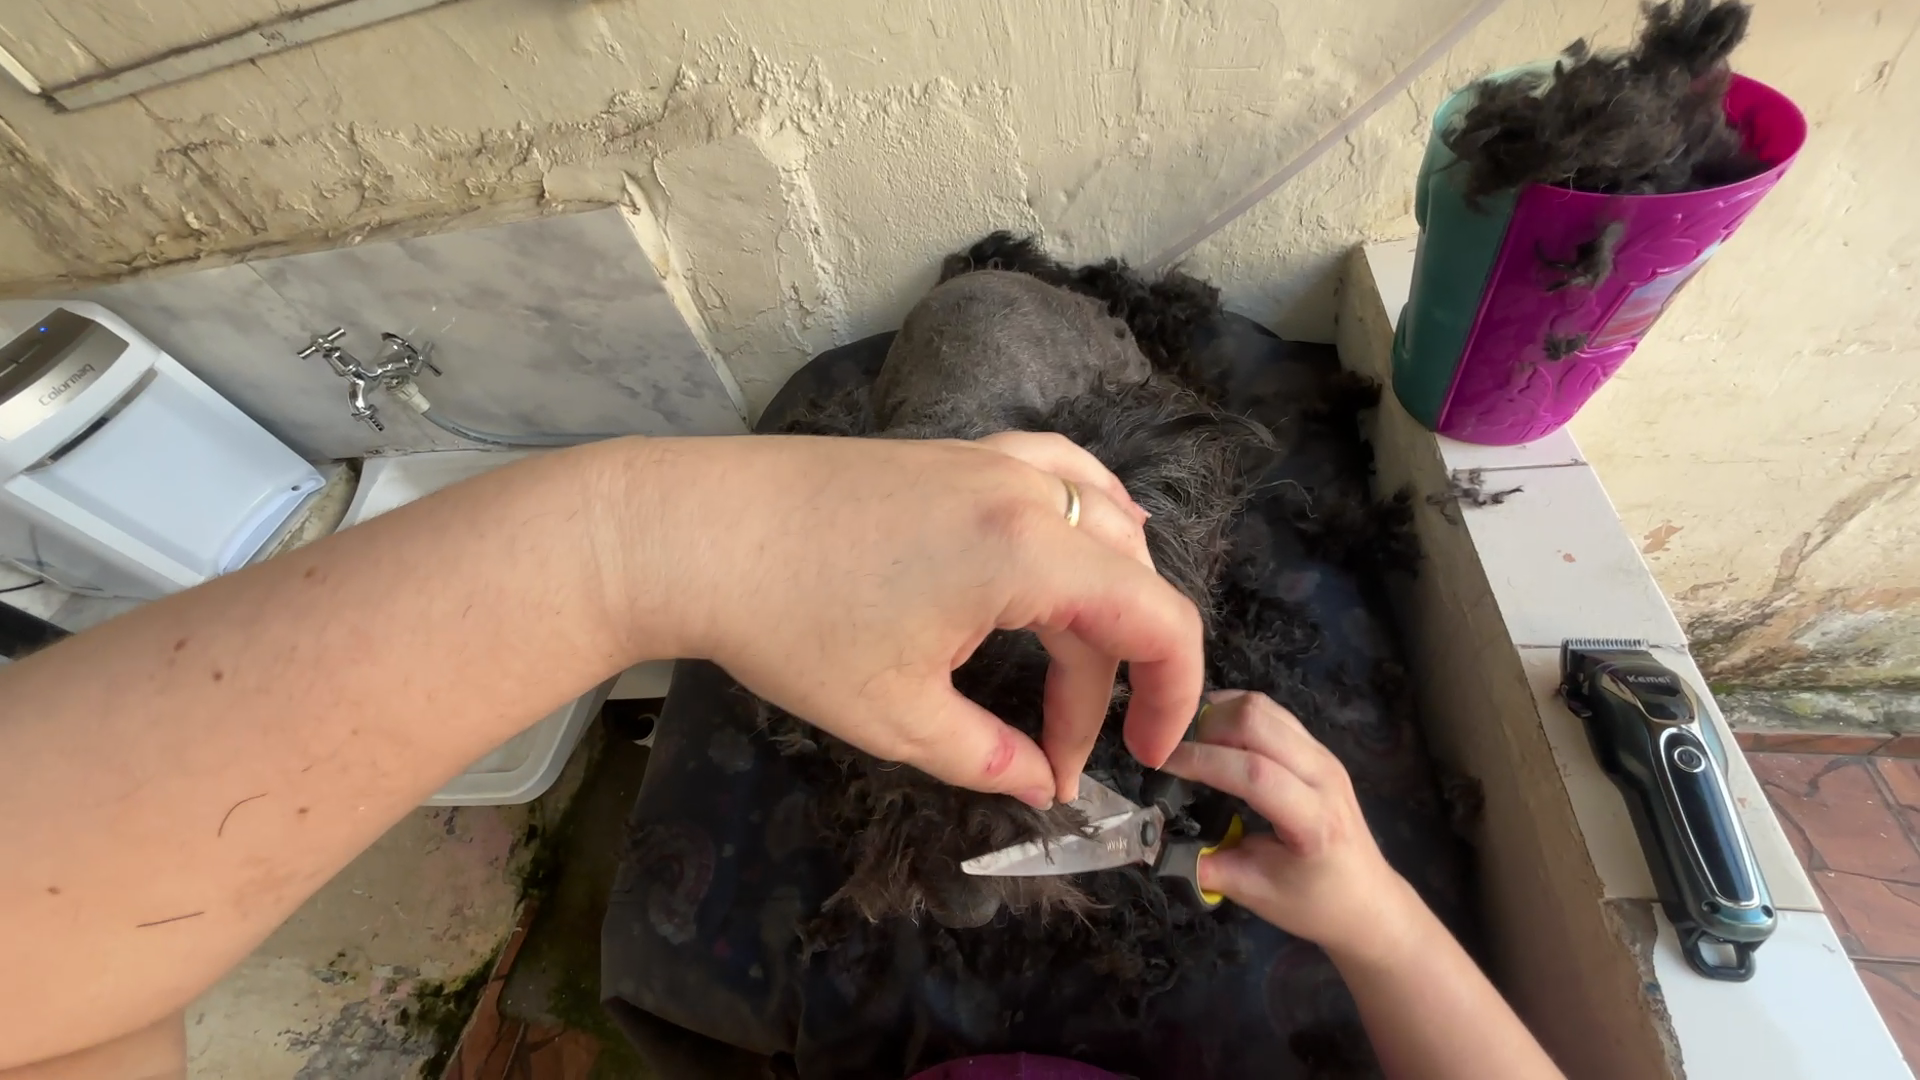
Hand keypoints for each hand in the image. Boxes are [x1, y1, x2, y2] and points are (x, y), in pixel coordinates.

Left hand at [620, 433, 1201, 806]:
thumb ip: (988, 758)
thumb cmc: (793, 626)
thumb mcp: (896, 715)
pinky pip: (1057, 472)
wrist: (697, 531)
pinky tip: (1078, 531)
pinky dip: (1087, 510)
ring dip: (1108, 598)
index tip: (1147, 756)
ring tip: (1097, 654)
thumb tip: (1040, 787)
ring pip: (1100, 522)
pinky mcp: (956, 453)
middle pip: (1121, 583)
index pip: (1159, 619)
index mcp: (1028, 552)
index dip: (1175, 695)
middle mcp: (1027, 491)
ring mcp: (991, 459)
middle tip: (1053, 745)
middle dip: (1106, 676)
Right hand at [1160, 691, 1419, 958]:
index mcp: (1313, 820)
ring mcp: (1322, 754)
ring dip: (1217, 713)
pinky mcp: (1314, 745)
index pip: (1254, 773)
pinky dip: (1232, 710)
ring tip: (1186, 736)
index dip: (1202, 761)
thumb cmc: (1313, 902)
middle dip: (1205, 726)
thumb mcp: (1254, 893)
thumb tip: (1152, 842)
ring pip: (1261, 707)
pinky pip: (1268, 709)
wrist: (1369, 902)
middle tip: (1171, 746)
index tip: (1160, 762)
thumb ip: (1203, 865)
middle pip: (1257, 722)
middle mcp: (1323, 776)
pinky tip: (1210, 731)